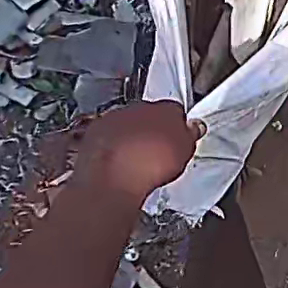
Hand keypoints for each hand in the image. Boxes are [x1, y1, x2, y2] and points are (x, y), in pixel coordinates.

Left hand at [72, 101, 202, 200]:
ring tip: (137, 160)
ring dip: (131, 136)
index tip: (178, 137)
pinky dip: (111, 145)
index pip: (176, 109)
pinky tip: (117, 162)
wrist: (112, 180)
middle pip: (149, 114)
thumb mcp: (184, 152)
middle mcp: (139, 108)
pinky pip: (106, 135)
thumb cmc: (147, 165)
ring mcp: (114, 118)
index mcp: (166, 108)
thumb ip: (190, 134)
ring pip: (127, 123)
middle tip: (158, 151)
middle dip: (152, 129)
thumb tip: (195, 127)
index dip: (178, 125)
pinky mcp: (93, 133)